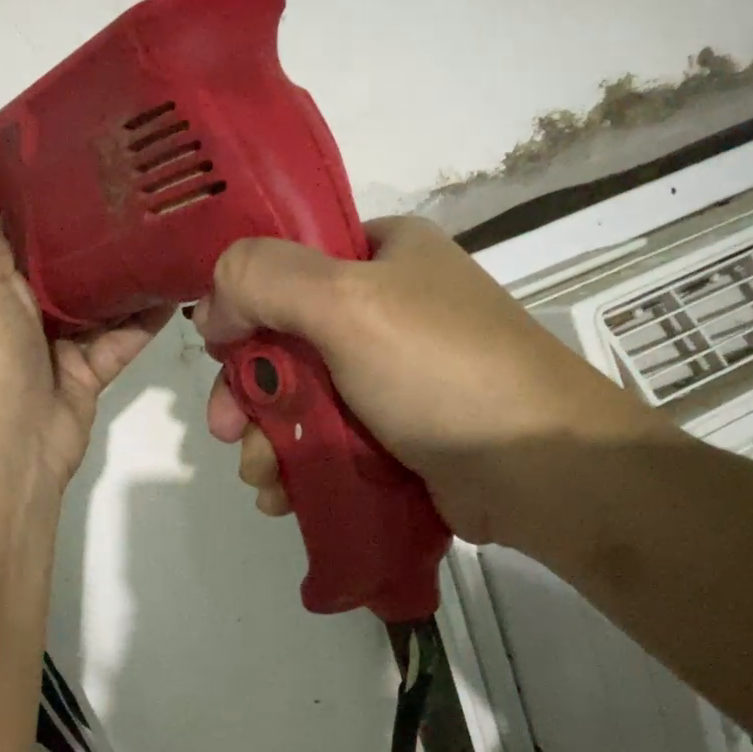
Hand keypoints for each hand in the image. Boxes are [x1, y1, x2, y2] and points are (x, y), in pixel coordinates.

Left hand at [0, 121, 172, 491]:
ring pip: (97, 296)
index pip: (7, 221)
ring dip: (125, 268)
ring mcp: (57, 341)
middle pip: (59, 257)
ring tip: (167, 220)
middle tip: (137, 174)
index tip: (73, 138)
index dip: (32, 183)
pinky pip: (123, 335)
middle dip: (90, 223)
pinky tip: (181, 280)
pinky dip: (147, 315)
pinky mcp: (91, 369)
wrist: (13, 451)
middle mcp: (19, 307)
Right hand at [192, 216, 676, 543]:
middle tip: (227, 434)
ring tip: (266, 482)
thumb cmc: (442, 371)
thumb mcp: (347, 303)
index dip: (243, 304)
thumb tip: (212, 304)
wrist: (541, 470)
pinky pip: (329, 440)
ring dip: (269, 441)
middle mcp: (387, 306)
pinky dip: (299, 466)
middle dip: (250, 394)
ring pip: (302, 399)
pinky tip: (284, 498)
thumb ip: (265, 280)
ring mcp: (393, 375)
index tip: (218, 353)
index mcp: (383, 253)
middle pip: (285, 340)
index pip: (288, 261)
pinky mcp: (398, 433)